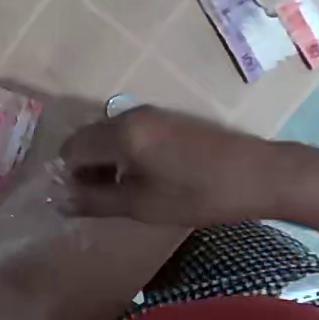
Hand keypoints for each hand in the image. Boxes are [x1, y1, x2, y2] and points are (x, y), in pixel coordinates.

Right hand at [60, 107, 285, 225]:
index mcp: (121, 134)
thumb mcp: (141, 205)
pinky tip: (140, 178)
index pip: (71, 149)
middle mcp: (130, 115)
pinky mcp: (167, 120)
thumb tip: (60, 201)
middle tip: (96, 199)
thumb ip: (95, 201)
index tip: (77, 200)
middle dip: (83, 168)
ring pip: (107, 136)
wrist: (258, 175)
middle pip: (87, 138)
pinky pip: (128, 134)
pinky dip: (122, 155)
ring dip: (103, 162)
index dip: (67, 176)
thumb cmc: (197, 195)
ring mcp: (151, 114)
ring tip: (119, 193)